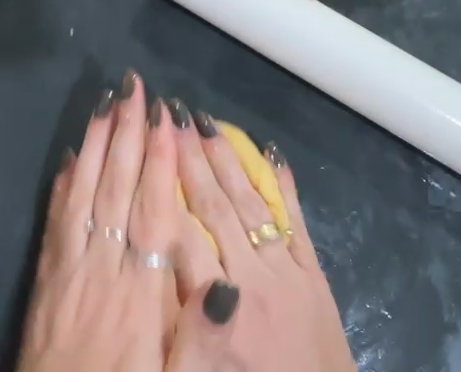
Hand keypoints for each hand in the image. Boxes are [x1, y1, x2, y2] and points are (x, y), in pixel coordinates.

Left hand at [18, 72, 178, 371]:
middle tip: (133, 87)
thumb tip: (229, 284)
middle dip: (126, 132)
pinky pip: (55, 218)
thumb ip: (200, 333)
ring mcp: (69, 265)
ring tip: (104, 102)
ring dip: (95, 143)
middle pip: (116, 186)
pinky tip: (70, 156)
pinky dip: (64, 182)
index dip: (160, 159)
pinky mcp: (44, 275)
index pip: (153, 209)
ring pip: (84, 191)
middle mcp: (104, 265)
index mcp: (141, 290)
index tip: (166, 117)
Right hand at [164, 112, 353, 371]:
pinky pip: (296, 220)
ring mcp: (288, 271)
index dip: (161, 190)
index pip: (182, 237)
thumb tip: (157, 259)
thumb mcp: (202, 370)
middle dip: (190, 158)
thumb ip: (182, 319)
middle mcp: (253, 280)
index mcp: (221, 310)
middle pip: (215, 208)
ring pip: (251, 204)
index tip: (145, 148)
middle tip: (170, 114)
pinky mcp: (315, 273)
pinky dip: (282, 185)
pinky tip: (271, 152)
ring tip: (204, 121)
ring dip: (227, 159)